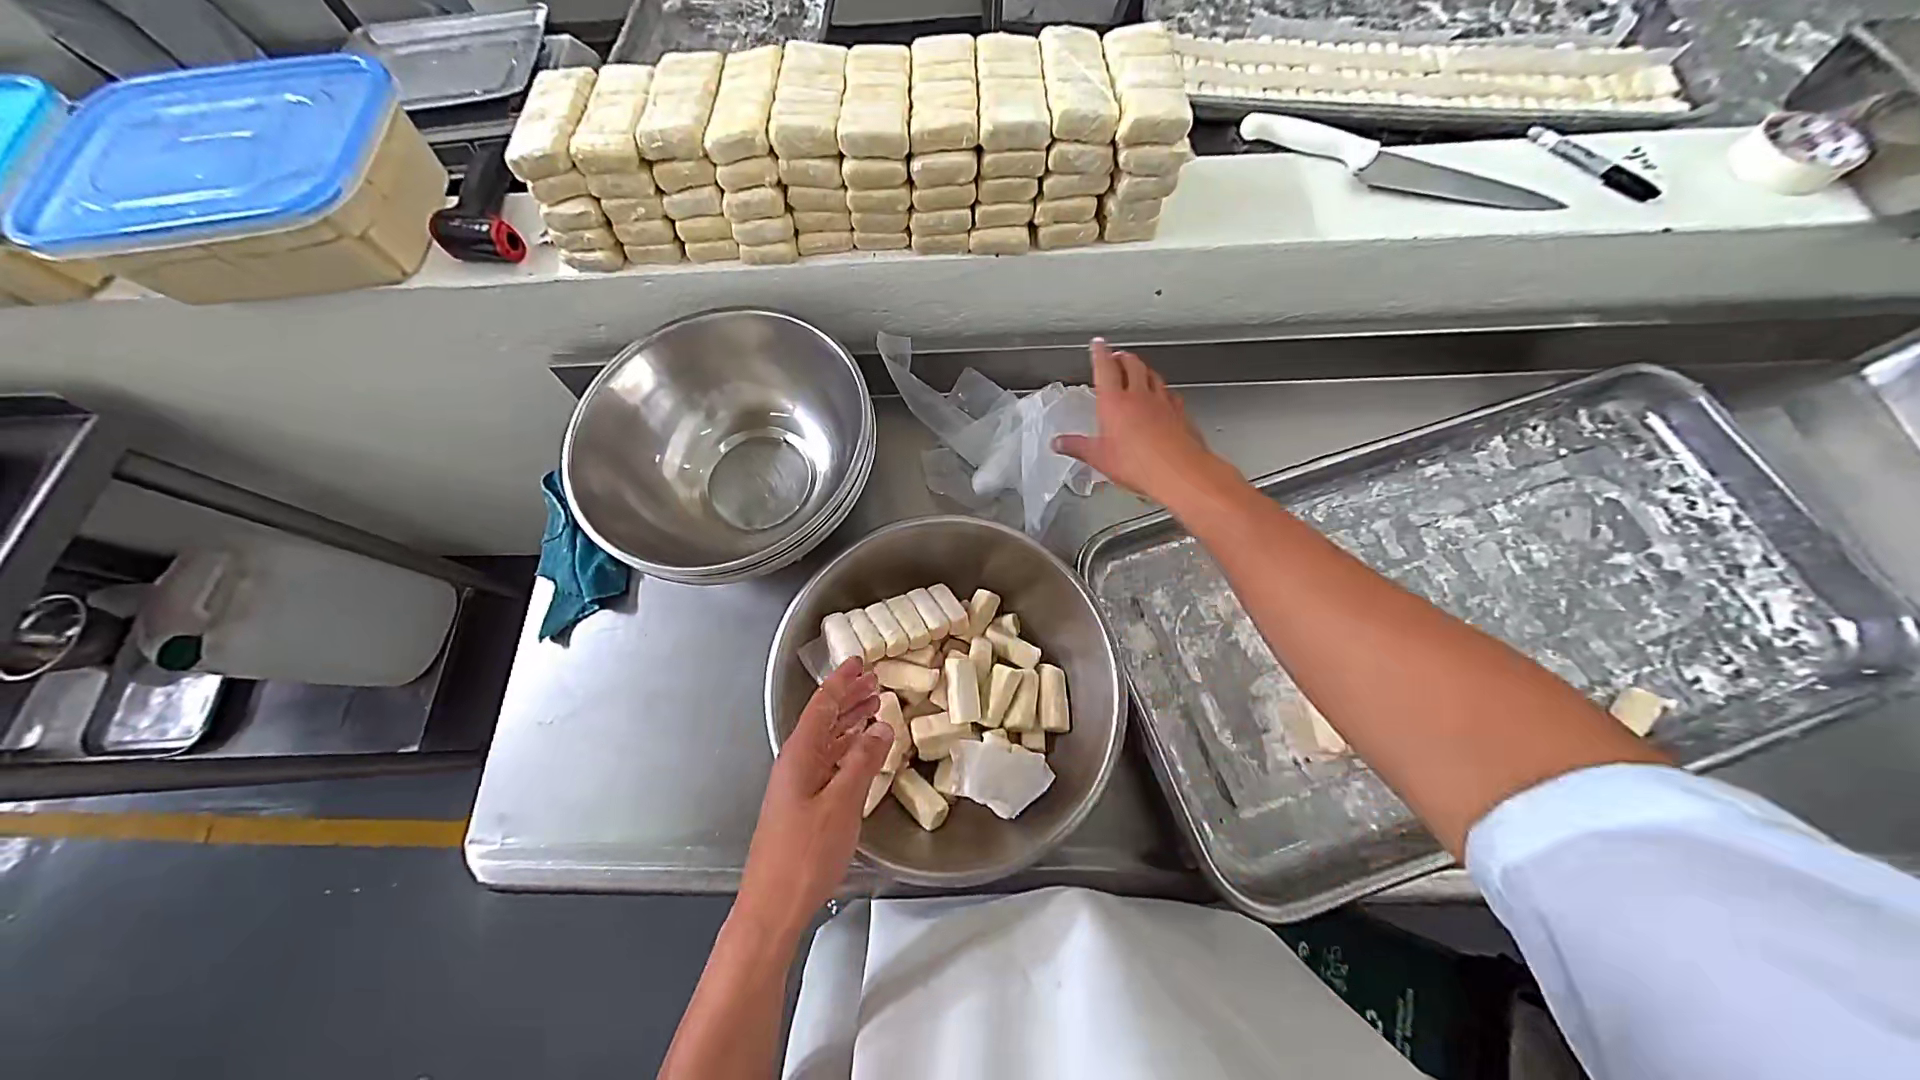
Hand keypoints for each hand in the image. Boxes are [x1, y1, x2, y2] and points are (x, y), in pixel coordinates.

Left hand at [737, 659, 890, 938]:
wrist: (772, 907)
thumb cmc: (803, 856)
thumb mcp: (842, 804)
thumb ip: (862, 762)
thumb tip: (881, 727)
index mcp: (799, 756)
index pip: (822, 705)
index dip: (841, 681)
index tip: (859, 662)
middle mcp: (794, 764)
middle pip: (823, 719)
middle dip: (848, 697)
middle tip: (873, 681)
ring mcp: (797, 785)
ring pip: (826, 740)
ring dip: (849, 721)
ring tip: (873, 708)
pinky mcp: (802, 805)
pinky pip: (828, 761)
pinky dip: (847, 748)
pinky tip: (861, 751)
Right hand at [1053, 338, 1227, 501]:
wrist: (1178, 471)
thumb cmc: (1139, 463)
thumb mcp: (1098, 458)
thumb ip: (1077, 447)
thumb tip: (1060, 443)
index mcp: (1114, 401)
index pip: (1105, 368)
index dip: (1100, 353)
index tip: (1098, 345)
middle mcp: (1139, 396)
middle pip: (1132, 365)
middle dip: (1123, 357)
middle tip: (1117, 356)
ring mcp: (1162, 402)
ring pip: (1153, 375)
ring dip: (1144, 369)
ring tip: (1139, 369)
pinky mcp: (1180, 413)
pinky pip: (1171, 394)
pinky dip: (1163, 390)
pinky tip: (1164, 396)